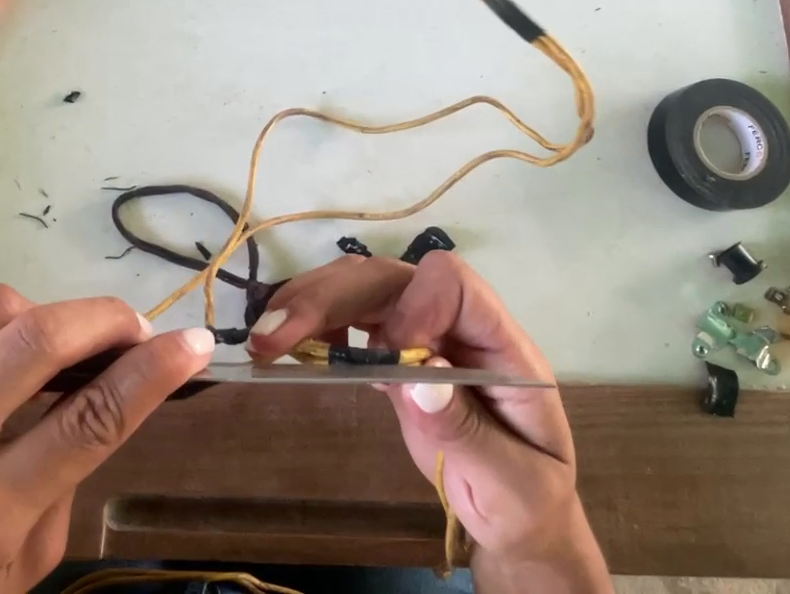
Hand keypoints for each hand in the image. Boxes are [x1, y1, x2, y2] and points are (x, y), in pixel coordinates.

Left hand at [0, 285, 215, 593]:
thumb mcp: (31, 554)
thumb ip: (74, 460)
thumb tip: (121, 369)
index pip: (87, 422)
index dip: (151, 372)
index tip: (192, 342)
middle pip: (35, 342)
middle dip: (103, 320)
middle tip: (131, 328)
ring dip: (40, 318)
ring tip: (47, 351)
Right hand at [247, 252, 610, 593]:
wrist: (513, 512)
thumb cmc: (524, 499)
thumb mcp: (510, 482)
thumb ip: (467, 429)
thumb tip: (418, 374)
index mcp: (500, 344)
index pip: (455, 283)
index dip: (414, 305)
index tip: (386, 357)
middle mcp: (457, 323)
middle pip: (391, 278)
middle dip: (330, 298)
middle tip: (272, 334)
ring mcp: (423, 331)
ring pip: (362, 287)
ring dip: (310, 302)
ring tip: (264, 336)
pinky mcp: (395, 348)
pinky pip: (351, 316)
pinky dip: (315, 322)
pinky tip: (293, 346)